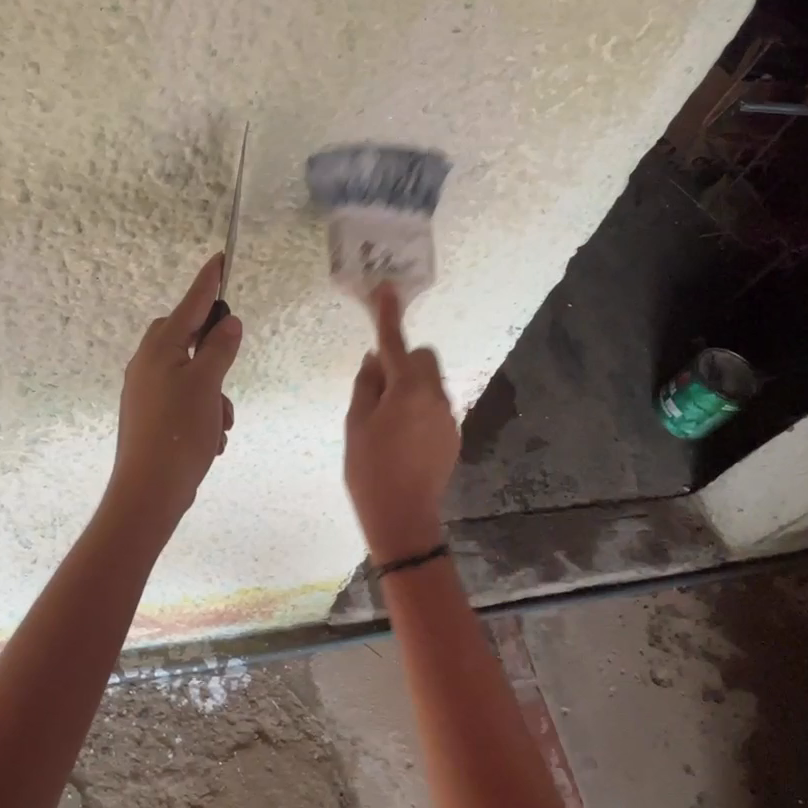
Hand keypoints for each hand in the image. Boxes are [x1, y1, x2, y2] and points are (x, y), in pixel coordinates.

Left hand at [109, 254, 241, 520]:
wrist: (149, 491)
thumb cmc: (179, 432)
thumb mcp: (207, 386)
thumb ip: (219, 350)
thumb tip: (229, 323)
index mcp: (159, 349)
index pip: (190, 305)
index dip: (208, 282)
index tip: (220, 259)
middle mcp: (147, 364)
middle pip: (186, 339)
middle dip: (213, 355)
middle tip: (228, 370)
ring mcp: (146, 391)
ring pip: (191, 375)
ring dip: (213, 394)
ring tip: (220, 423)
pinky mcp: (150, 416)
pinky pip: (183, 401)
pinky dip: (202, 413)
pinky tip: (211, 437)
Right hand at [345, 285, 458, 561]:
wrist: (403, 517)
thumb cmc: (370, 469)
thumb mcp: (356, 423)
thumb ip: (367, 384)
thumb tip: (376, 359)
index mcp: (407, 388)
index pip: (395, 342)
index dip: (389, 314)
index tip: (386, 289)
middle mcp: (435, 396)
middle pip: (421, 359)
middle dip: (402, 362)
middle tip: (376, 389)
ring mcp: (447, 417)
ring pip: (428, 384)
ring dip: (409, 388)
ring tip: (385, 422)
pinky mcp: (452, 435)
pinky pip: (433, 407)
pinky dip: (417, 409)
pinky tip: (400, 439)